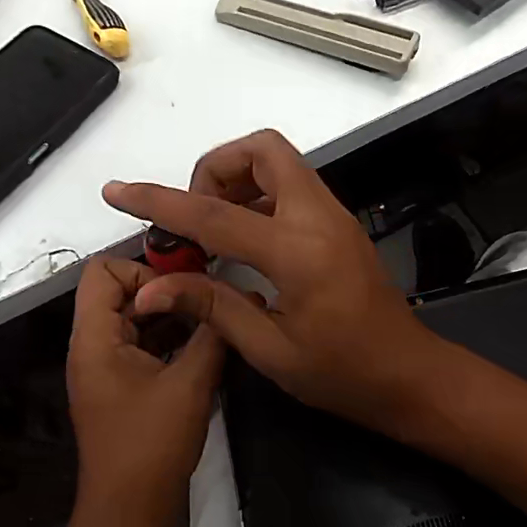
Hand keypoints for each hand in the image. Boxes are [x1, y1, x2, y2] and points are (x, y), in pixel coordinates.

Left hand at [65, 257, 224, 526]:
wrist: (126, 515)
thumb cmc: (150, 449)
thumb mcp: (189, 386)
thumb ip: (213, 335)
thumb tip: (241, 299)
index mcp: (95, 339)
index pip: (103, 271)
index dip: (144, 268)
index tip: (187, 286)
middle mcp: (93, 346)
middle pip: (121, 292)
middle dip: (167, 291)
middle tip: (213, 298)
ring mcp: (106, 367)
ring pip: (136, 319)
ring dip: (173, 316)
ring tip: (216, 320)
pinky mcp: (122, 385)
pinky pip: (143, 345)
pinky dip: (171, 340)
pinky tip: (207, 347)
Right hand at [101, 129, 441, 432]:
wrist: (408, 375)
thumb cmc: (342, 373)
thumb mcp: (269, 350)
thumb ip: (211, 306)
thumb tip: (150, 291)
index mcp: (297, 251)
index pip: (214, 215)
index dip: (159, 203)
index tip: (118, 192)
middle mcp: (318, 217)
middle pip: (261, 150)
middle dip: (214, 169)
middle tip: (194, 218)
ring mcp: (333, 216)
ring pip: (278, 162)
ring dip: (236, 180)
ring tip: (213, 231)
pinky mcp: (337, 223)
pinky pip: (290, 186)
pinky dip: (257, 195)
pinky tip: (242, 240)